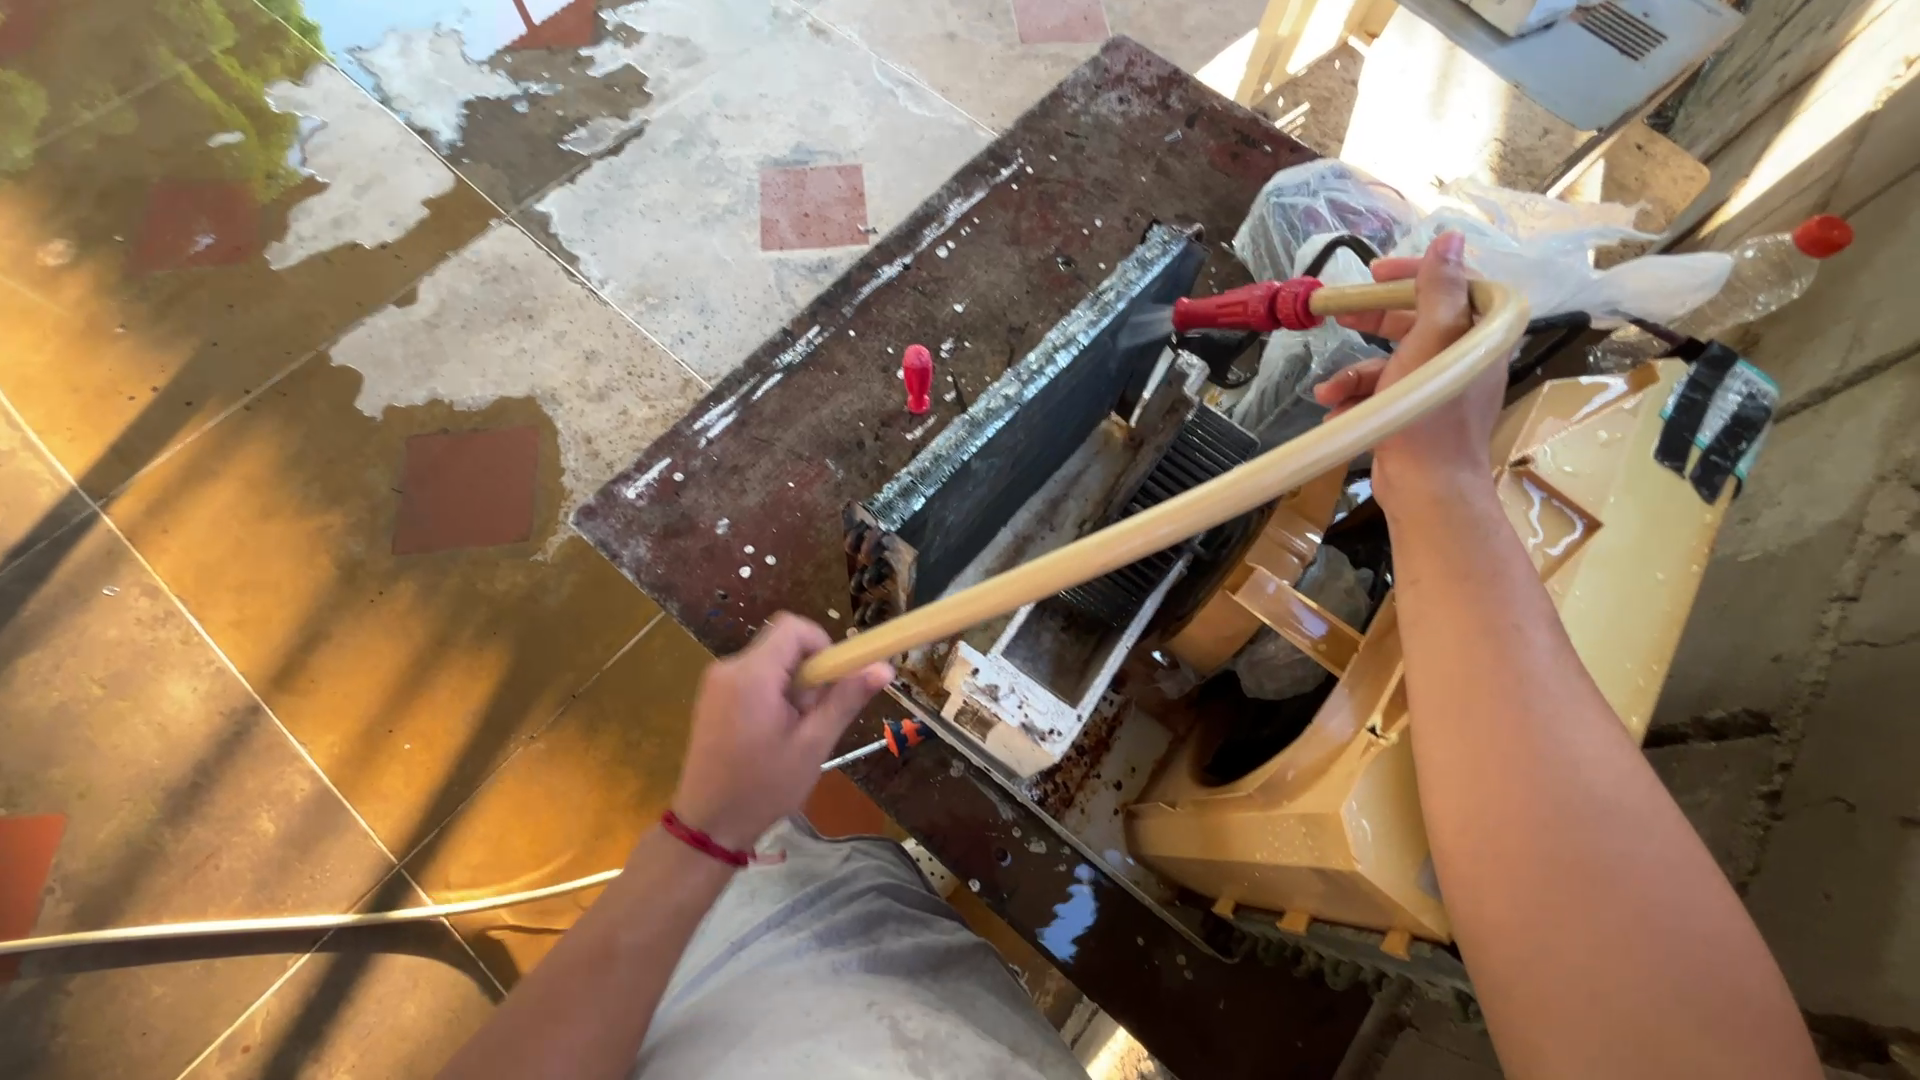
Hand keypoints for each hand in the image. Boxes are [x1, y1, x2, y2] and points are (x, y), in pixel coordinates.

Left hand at [671, 614, 892, 850]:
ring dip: (793, 687)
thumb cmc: (763, 788)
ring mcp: (716, 683)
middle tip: (814, 717)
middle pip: (783, 645)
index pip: (794, 628)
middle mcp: (728, 668)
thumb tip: (884, 668)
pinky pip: (754, 678)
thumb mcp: (813, 745)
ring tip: (794, 732)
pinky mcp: (713, 698)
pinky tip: (774, 734)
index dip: (823, 644)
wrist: (707, 826)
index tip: (834, 682)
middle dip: (809, 673)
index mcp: (751, 675)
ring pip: (771, 662)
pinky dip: (773, 694)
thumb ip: (845, 700)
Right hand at [1311, 231, 1505, 510]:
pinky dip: (1356, 401)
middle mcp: (1461, 358)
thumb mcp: (1433, 338)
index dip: (1413, 274)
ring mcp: (1436, 389)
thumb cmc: (1430, 410)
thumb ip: (1440, 287)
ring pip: (1389, 364)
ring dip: (1353, 375)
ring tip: (1327, 393)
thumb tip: (1450, 239)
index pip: (1452, 285)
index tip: (1374, 273)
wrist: (1425, 484)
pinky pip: (1381, 395)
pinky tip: (1337, 413)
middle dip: (1371, 322)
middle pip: (1414, 323)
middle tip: (1339, 315)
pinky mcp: (1413, 415)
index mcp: (1476, 335)